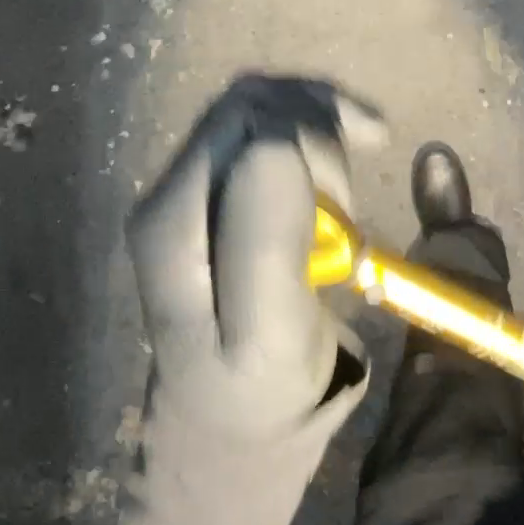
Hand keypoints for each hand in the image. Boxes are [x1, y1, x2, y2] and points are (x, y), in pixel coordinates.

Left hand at [127, 74, 385, 440]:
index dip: (311, 141)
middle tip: (350, 203)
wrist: (233, 418)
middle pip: (251, 106)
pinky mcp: (223, 195)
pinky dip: (320, 131)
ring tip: (345, 194)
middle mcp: (173, 191)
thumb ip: (268, 245)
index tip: (348, 203)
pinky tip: (349, 153)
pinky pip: (273, 129)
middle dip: (320, 131)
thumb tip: (278, 145)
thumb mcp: (270, 338)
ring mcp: (195, 189)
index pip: (247, 125)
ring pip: (265, 108)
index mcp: (174, 222)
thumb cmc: (260, 388)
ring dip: (322, 131)